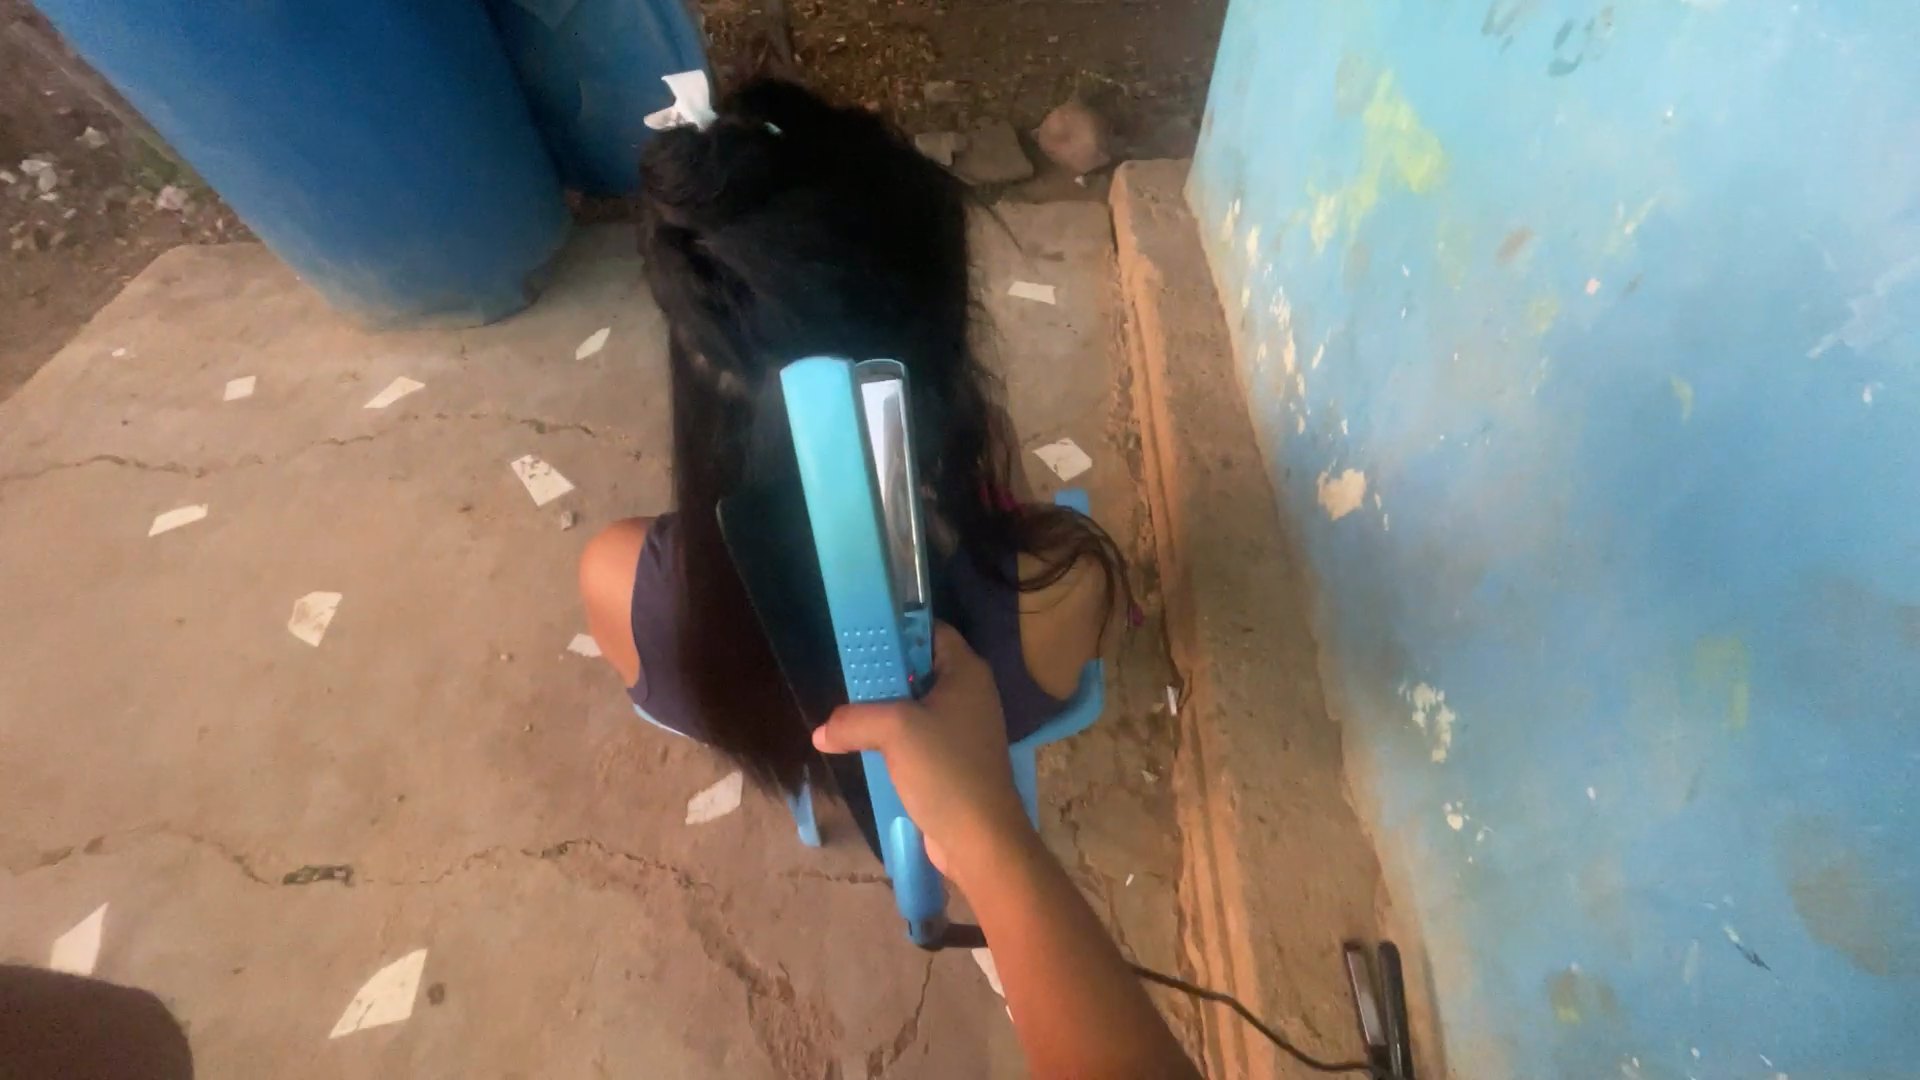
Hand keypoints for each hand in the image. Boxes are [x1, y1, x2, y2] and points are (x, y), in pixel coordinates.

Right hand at [812, 622, 1031, 878]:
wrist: (980, 838)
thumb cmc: (944, 768)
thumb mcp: (894, 731)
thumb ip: (854, 720)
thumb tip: (821, 732)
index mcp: (966, 670)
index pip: (930, 630)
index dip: (898, 630)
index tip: (862, 638)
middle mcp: (969, 691)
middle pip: (919, 667)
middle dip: (884, 673)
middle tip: (849, 678)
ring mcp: (964, 726)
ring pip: (916, 704)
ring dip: (885, 709)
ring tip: (850, 713)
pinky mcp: (955, 757)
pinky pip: (920, 734)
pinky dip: (895, 737)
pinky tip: (867, 745)